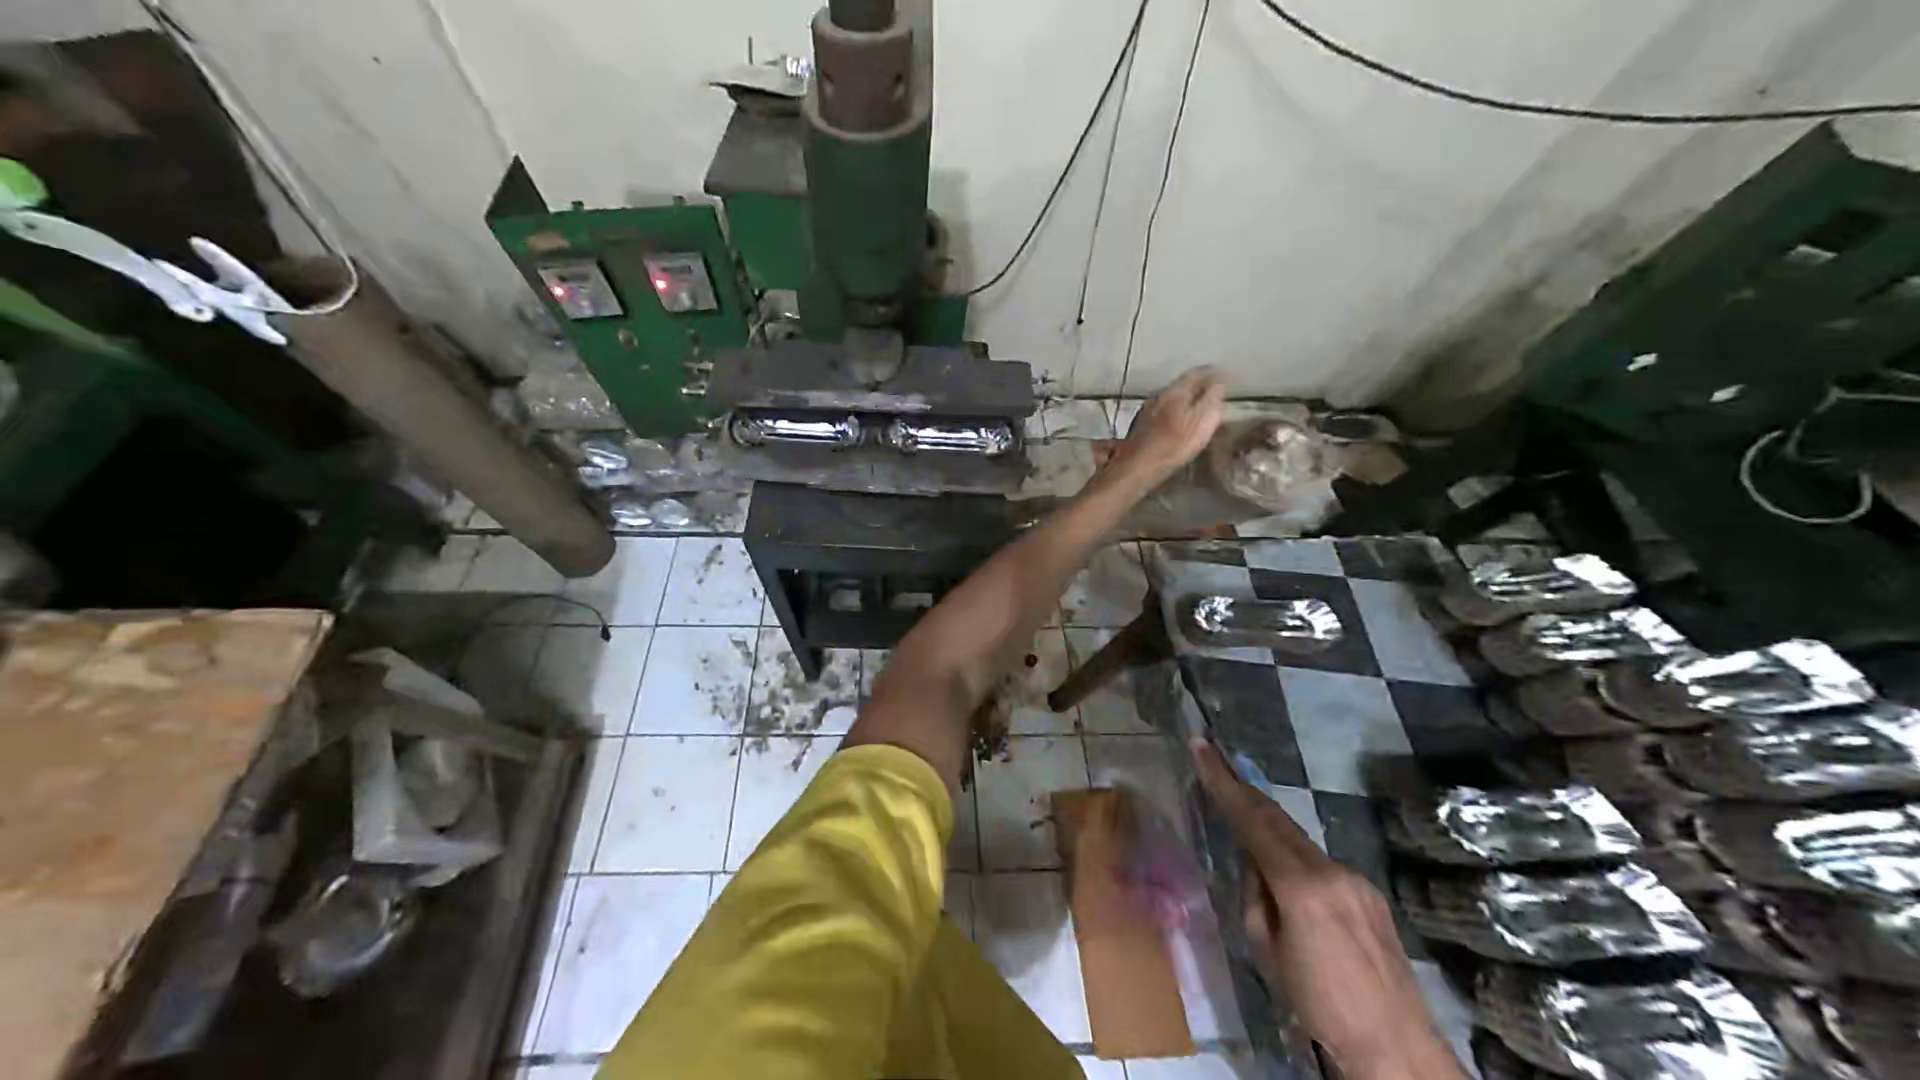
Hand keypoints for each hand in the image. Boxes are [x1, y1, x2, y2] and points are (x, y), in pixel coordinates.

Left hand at [1107, 367, 1225, 487]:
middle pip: (1182, 385)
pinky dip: (1173, 414)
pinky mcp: (1140, 427)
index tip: (1225, 375)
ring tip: (1197, 407)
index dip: (1213, 373)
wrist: (1139, 466)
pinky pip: (1162, 413)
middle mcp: (1158, 396)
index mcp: (1175, 391)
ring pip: (1170, 398)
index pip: (1197, 373)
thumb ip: (1212, 398)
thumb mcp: (1202, 419)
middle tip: (1212, 390)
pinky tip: (1176, 423)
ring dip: (1184, 400)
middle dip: (1198, 386)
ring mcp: (1146, 411)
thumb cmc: (1175, 444)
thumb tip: (1219, 381)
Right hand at [1191, 741, 1463, 1079]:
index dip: (1223, 783)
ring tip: (1242, 822)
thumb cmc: (1319, 1005)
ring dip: (1268, 828)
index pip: (1253, 821)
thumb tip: (1256, 868)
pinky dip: (1294, 860)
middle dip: (1243, 789)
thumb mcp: (1267, 952)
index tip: (1202, 749)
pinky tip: (1287, 883)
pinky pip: (1320, 864)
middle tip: (1214, 760)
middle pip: (1278, 818)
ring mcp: (1356, 880)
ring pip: (1300, 841)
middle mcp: (1332, 870)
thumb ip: (1257, 898)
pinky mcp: (1370, 894)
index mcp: (1300, 885)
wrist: (1397, 1049)